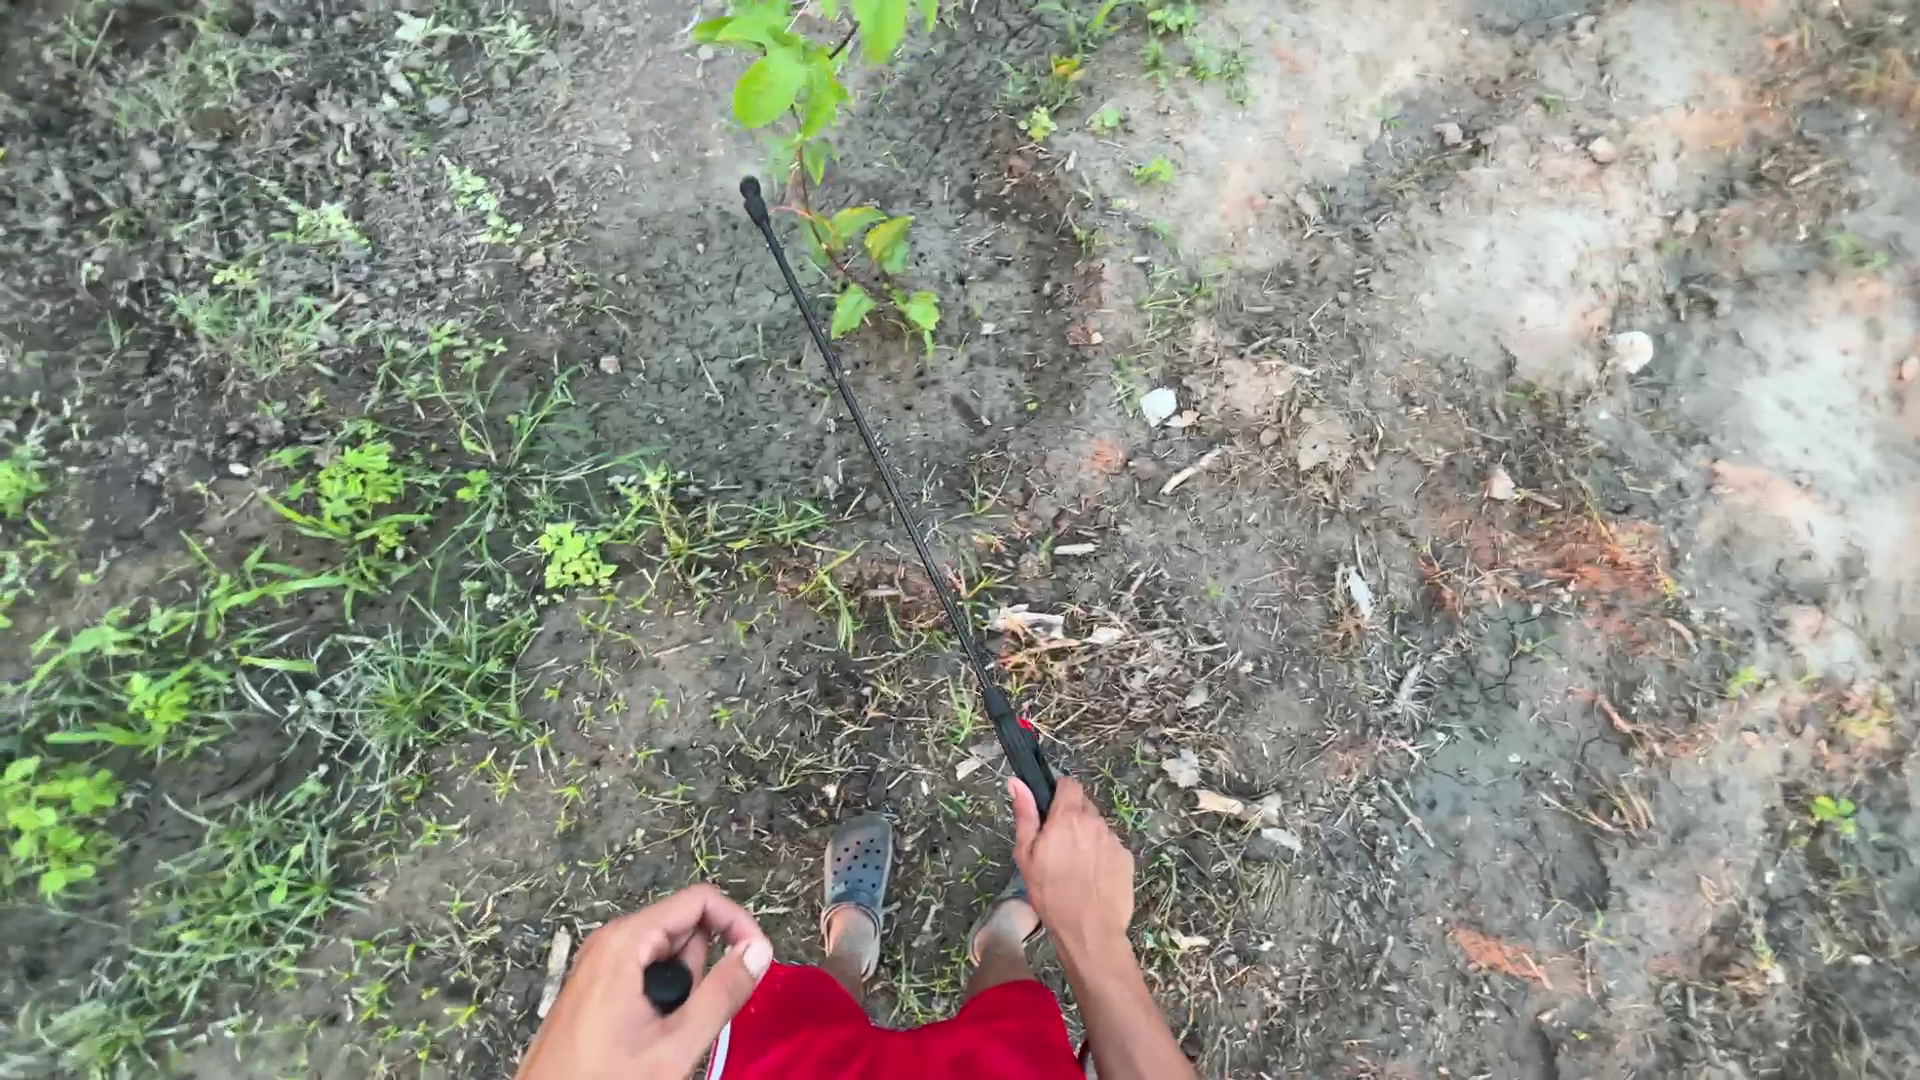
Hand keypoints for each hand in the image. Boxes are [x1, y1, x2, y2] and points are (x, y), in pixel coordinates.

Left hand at [514, 884, 772, 1079]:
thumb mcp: (674, 1045)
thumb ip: (722, 993)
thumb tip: (761, 949)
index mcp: (627, 940)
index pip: (701, 900)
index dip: (737, 924)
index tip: (756, 962)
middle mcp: (611, 940)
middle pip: (685, 927)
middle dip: (701, 969)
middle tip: (688, 1020)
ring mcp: (599, 963)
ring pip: (668, 953)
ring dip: (681, 989)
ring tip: (663, 1035)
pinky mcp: (594, 986)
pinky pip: (646, 972)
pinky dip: (661, 998)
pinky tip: (648, 1037)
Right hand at [1009, 776, 1133, 955]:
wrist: (1089, 931)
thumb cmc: (1050, 893)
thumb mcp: (1026, 855)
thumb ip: (1025, 815)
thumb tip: (1017, 781)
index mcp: (1068, 816)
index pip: (1069, 784)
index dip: (1060, 791)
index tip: (1051, 809)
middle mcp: (1094, 821)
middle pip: (1084, 805)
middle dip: (1072, 816)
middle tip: (1059, 843)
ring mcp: (1113, 840)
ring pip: (1097, 827)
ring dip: (1087, 836)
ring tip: (1076, 865)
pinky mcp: (1127, 858)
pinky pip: (1111, 846)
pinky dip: (1101, 854)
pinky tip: (1092, 877)